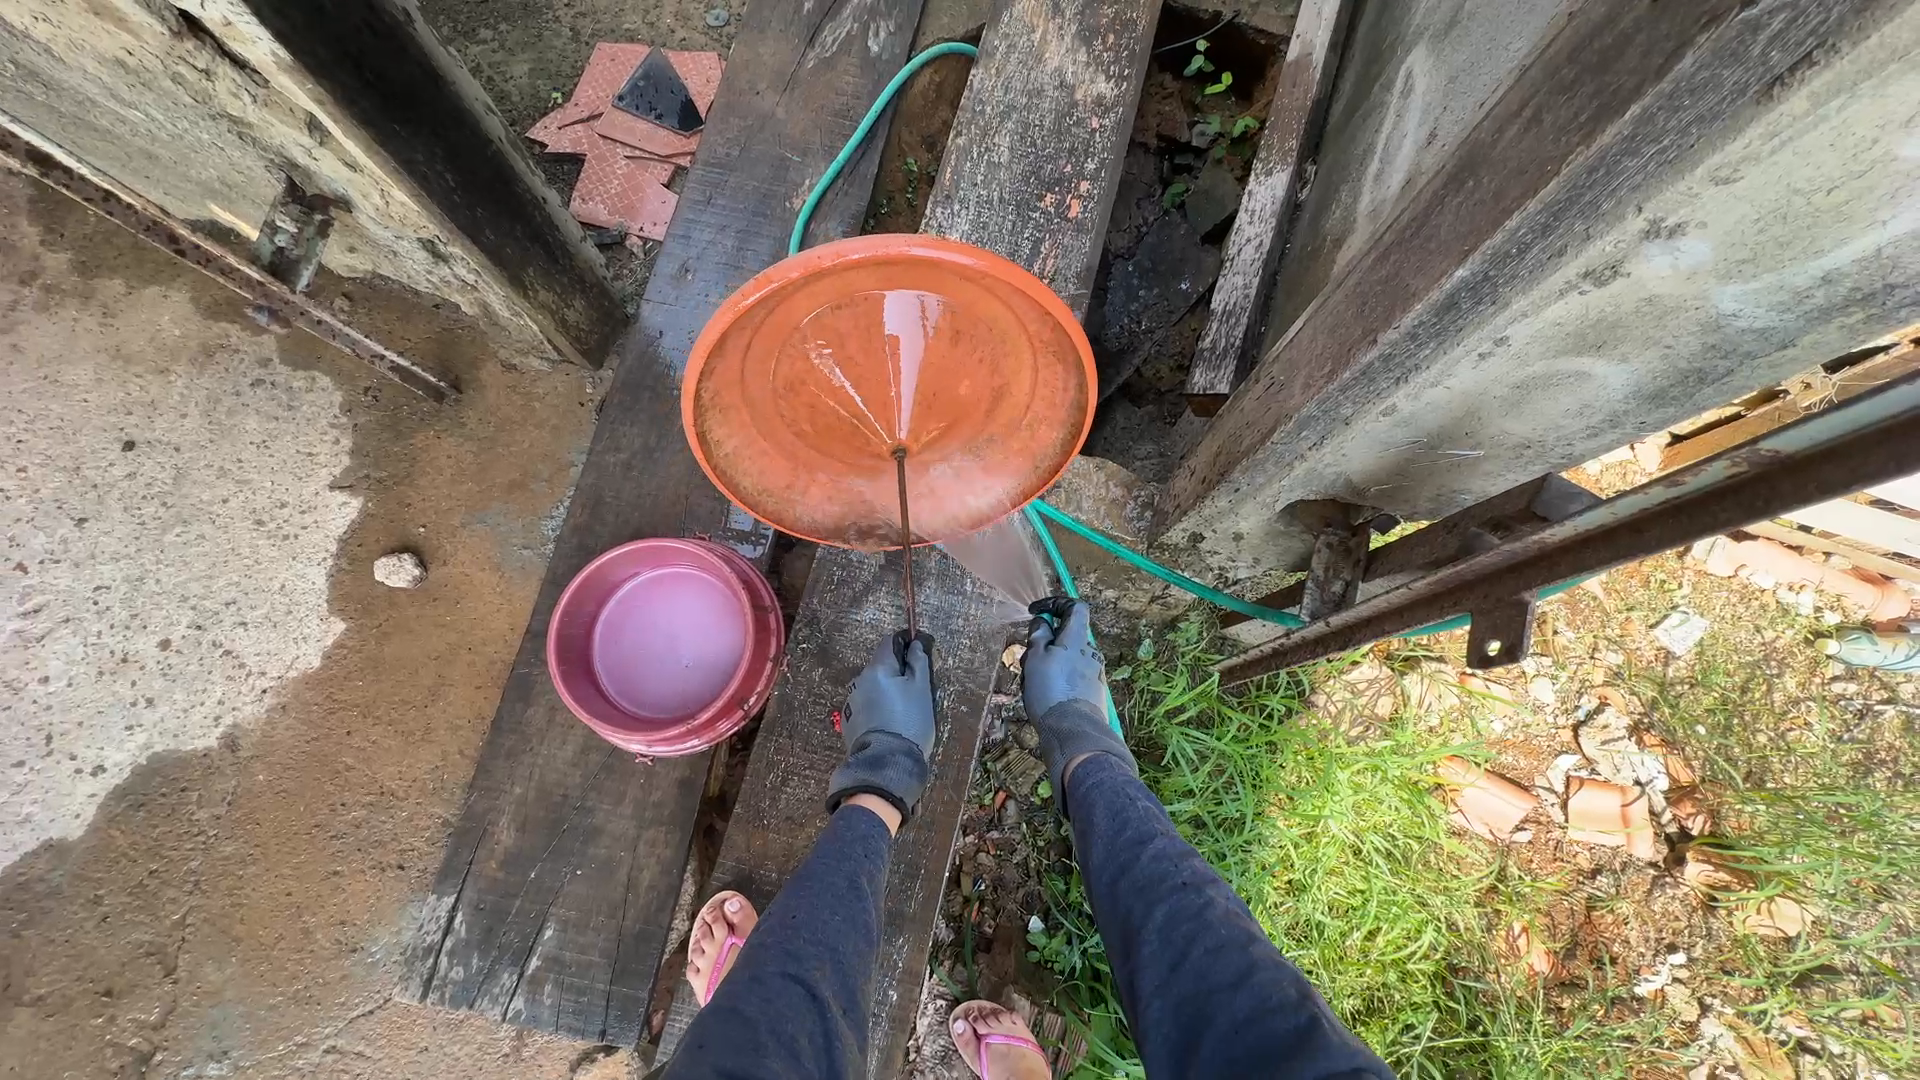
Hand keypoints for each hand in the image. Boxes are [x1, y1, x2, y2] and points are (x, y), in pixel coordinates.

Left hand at [825, 635, 936, 820]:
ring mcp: (851, 702)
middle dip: (895, 674)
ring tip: (901, 713)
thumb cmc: (910, 722)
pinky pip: (865, 706)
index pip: (888, 642)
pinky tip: (888, 725)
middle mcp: (859, 680)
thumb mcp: (922, 690)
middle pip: (880, 667)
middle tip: (913, 693)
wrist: (888, 763)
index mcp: (877, 669)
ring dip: (885, 693)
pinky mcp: (848, 721)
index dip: (903, 645)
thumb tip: (915, 643)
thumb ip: (918, 663)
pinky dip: (876, 709)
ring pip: (872, 687)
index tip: (916, 657)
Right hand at [1023, 600, 1107, 717]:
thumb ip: (1039, 636)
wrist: (1074, 731)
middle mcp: (1090, 651)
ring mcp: (1093, 672)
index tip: (1036, 612)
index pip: (1075, 606)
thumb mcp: (1036, 658)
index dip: (1055, 603)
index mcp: (1077, 638)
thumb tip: (1042, 621)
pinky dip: (1058, 678)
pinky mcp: (1093, 691)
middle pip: (1067, 636)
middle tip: (1028, 660)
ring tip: (1032, 684)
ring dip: (1049, 664)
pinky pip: (1072, 676)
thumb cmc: (1051, 690)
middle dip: (1045, 643)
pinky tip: (1044, 697)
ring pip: (1066, 658)